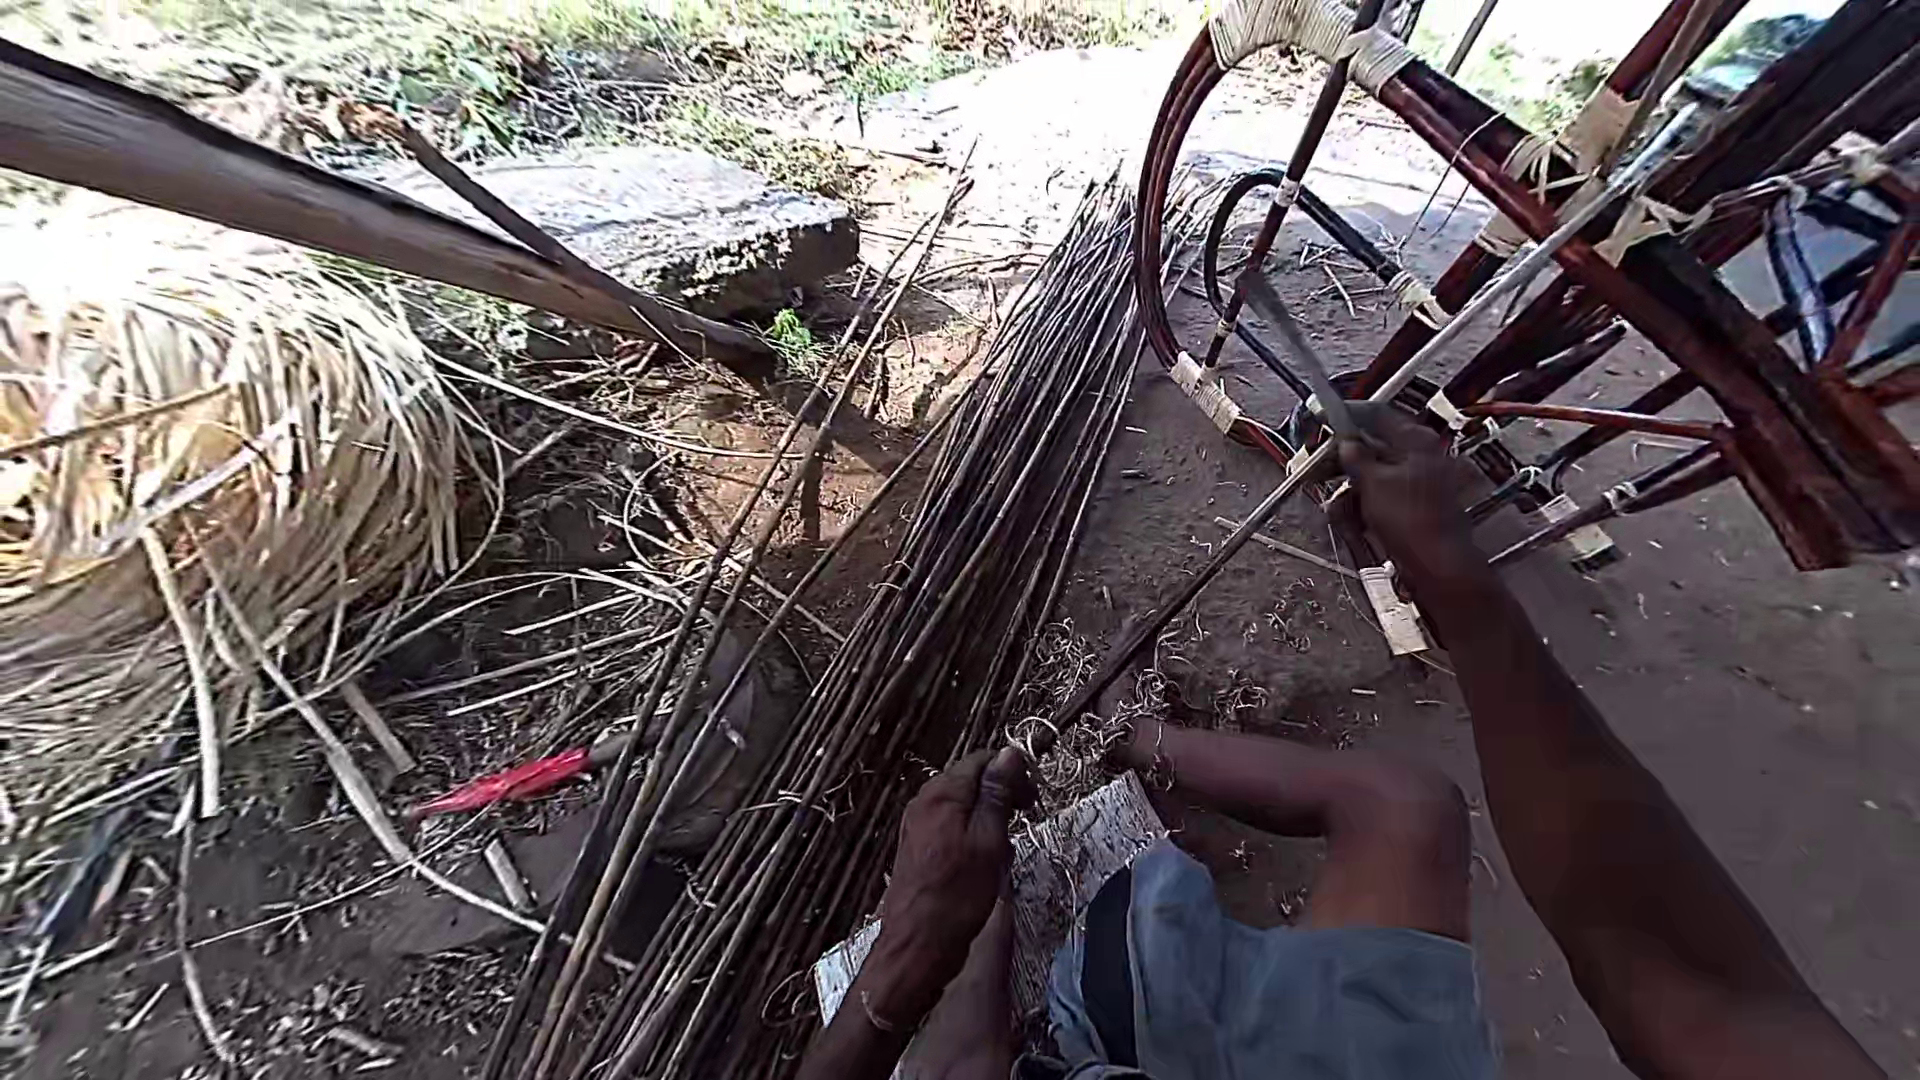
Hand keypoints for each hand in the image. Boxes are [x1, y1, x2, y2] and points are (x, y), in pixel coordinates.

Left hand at [862, 747, 1031, 1026]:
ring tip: (1007, 842)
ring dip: (988, 814)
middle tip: (1026, 815)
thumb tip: (1010, 752)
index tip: (1033, 797)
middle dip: (1001, 792)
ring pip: (962, 803)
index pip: (982, 760)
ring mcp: (917, 823)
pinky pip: (950, 824)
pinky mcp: (916, 845)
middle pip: (970, 779)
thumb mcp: (988, 841)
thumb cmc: (957, 896)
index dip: (1012, 772)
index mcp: (942, 792)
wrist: (915, 950)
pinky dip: (972, 831)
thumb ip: (998, 794)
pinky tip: (985, 857)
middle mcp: (925, 800)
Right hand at [1336, 403, 1483, 587]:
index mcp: (1415, 442)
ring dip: (1346, 491)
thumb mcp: (1374, 482)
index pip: (1376, 414)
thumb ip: (1356, 457)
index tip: (1320, 416)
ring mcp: (1409, 482)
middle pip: (1368, 447)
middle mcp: (1415, 457)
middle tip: (1315, 469)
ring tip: (1338, 509)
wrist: (1433, 563)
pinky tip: (1353, 521)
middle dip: (1340, 462)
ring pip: (1365, 475)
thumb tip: (1345, 442)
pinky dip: (1357, 507)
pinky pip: (1371, 497)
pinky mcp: (1403, 505)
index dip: (1346, 414)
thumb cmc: (1409, 518)